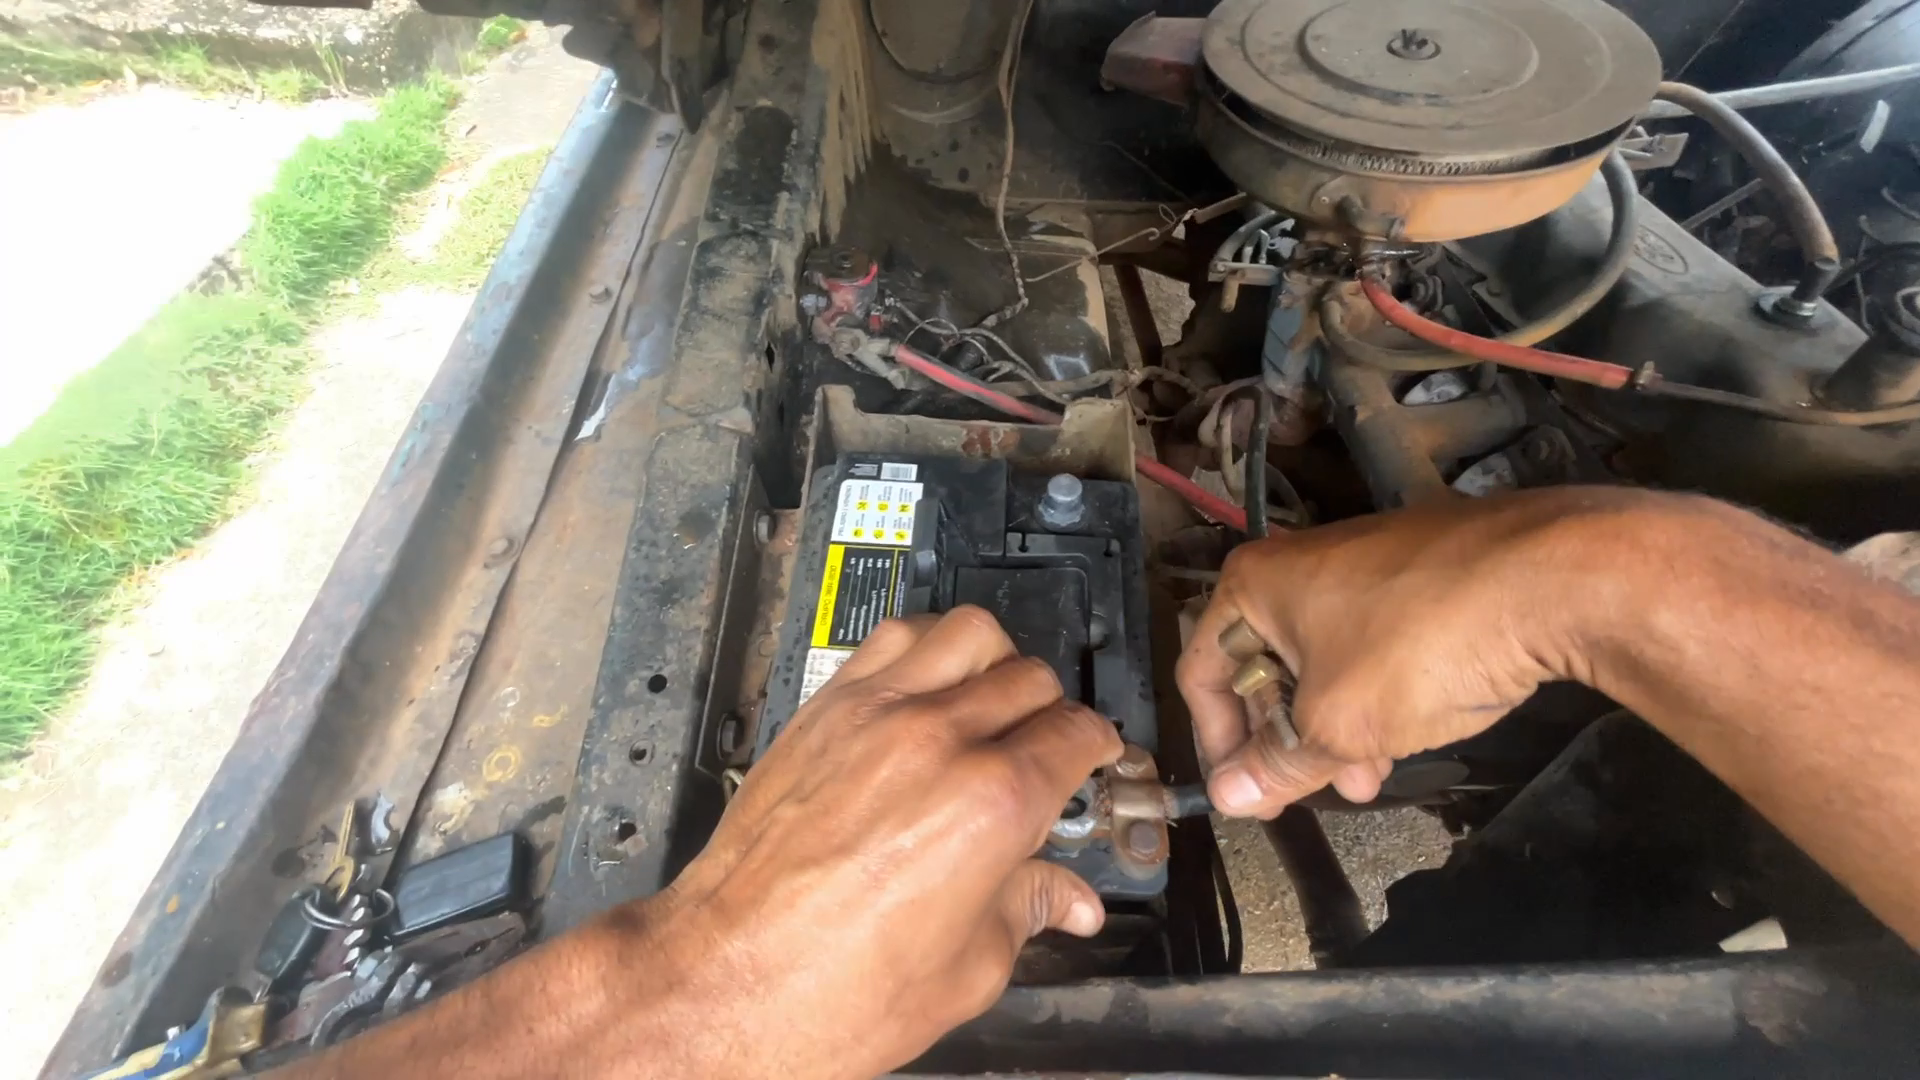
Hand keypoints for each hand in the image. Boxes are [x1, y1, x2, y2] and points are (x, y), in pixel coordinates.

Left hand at [628, 606, 1121, 1079]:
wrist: (722, 978)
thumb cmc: (833, 993)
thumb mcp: (965, 970)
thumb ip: (1028, 908)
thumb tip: (1071, 900)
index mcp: (989, 805)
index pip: (1074, 735)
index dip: (1097, 745)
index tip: (1093, 755)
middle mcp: (939, 739)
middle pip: (1031, 679)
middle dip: (1052, 712)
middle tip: (1042, 746)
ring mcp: (880, 710)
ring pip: (970, 633)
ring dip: (996, 660)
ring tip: (990, 699)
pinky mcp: (831, 705)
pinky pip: (895, 636)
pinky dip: (928, 646)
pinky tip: (927, 685)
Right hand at [1176, 487, 1669, 818]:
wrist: (1556, 577)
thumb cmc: (1415, 647)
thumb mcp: (1337, 722)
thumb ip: (1276, 764)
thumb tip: (1226, 800)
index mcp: (1250, 585)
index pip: (1201, 673)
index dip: (1217, 742)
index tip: (1245, 791)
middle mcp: (1291, 565)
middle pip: (1260, 665)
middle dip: (1283, 738)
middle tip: (1308, 790)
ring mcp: (1354, 562)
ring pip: (1315, 658)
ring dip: (1329, 723)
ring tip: (1364, 776)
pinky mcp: (1408, 570)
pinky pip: (1362, 639)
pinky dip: (1368, 691)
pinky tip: (1402, 733)